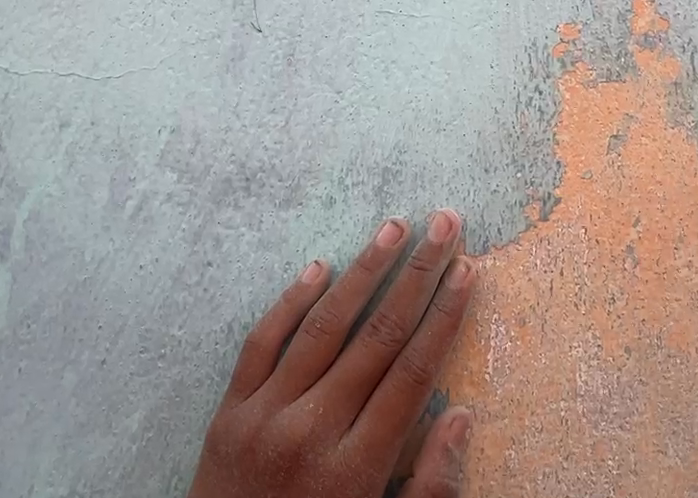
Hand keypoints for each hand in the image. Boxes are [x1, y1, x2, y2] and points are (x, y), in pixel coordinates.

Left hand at [188, 211, 478, 497]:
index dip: (445, 315)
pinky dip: (290, 302)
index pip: (413, 372)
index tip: (468, 270)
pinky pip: (261, 342)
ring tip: (395, 227)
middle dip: (418, 274)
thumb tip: (462, 416)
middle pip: (378, 336)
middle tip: (444, 225)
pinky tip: (319, 267)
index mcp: (356, 469)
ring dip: (364, 270)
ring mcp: (265, 417)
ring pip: (323, 326)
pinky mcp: (230, 412)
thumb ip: (429, 487)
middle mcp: (312, 432)